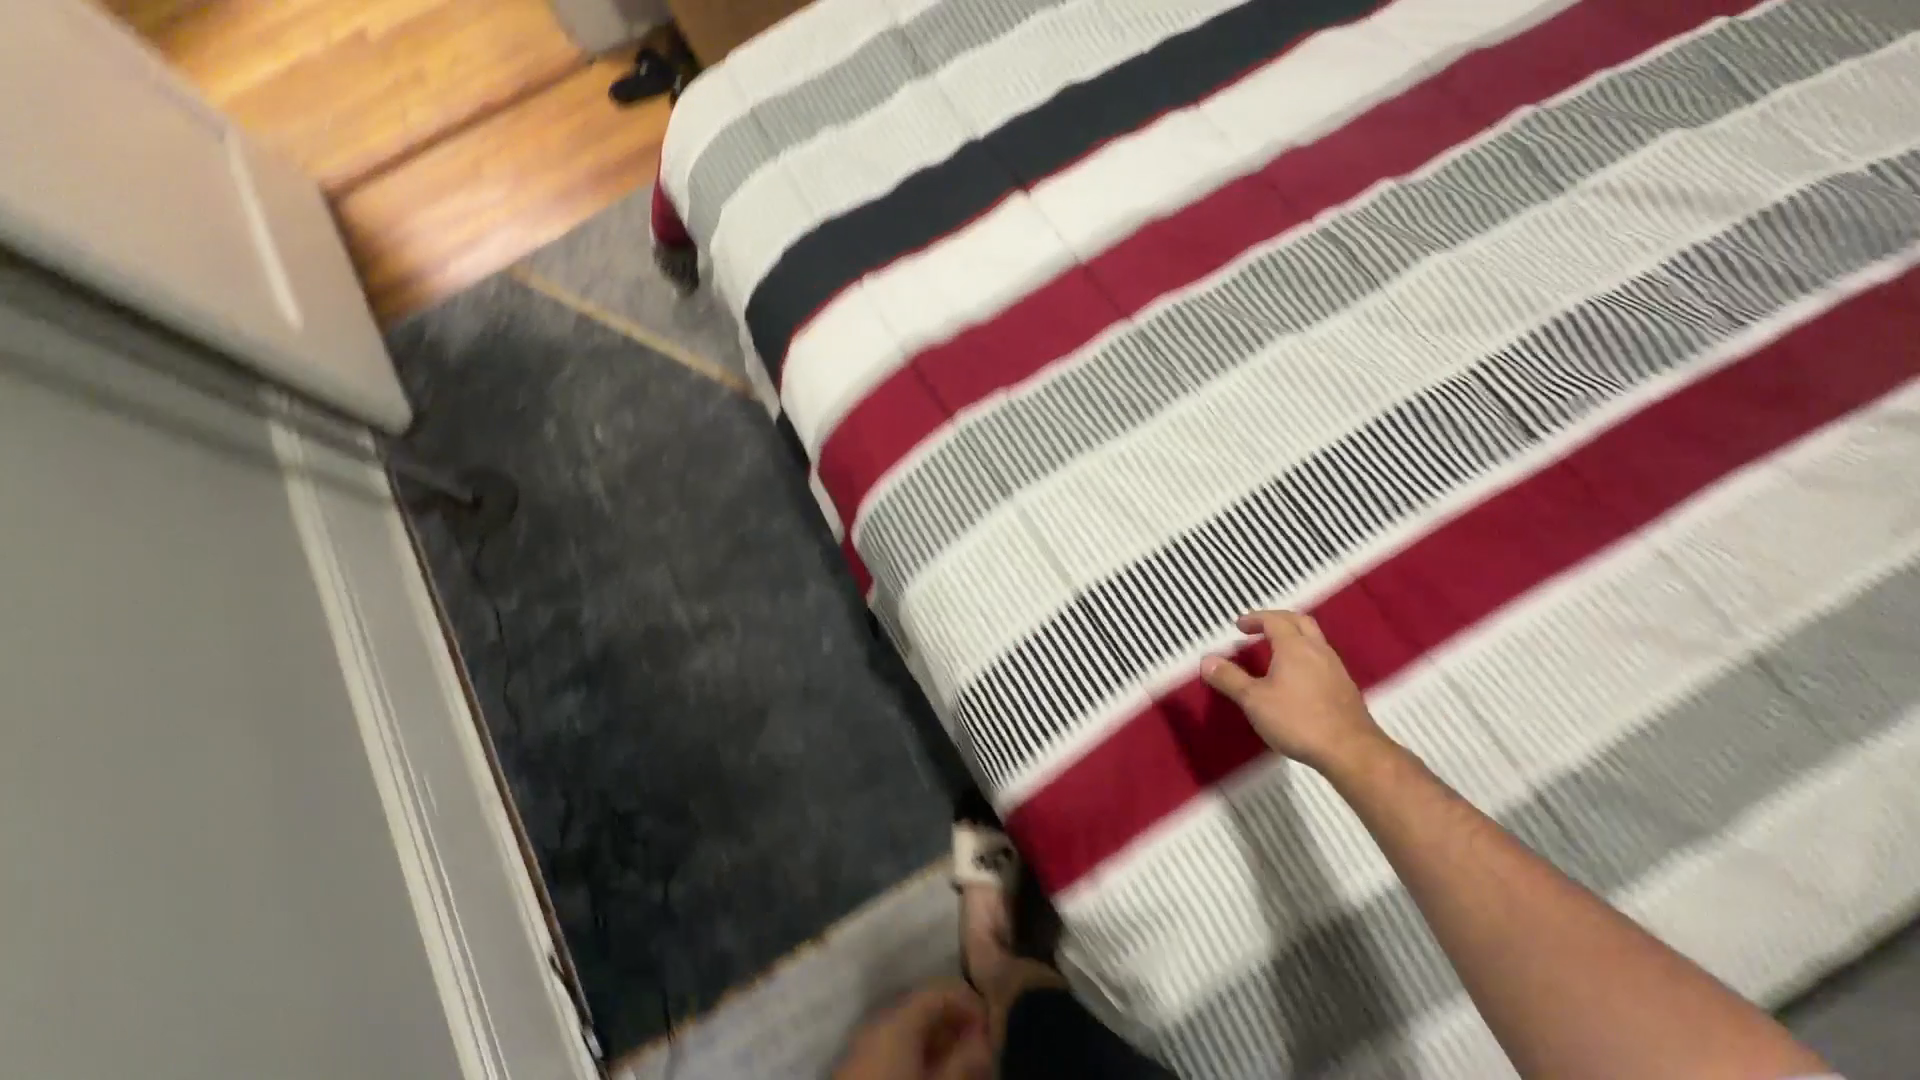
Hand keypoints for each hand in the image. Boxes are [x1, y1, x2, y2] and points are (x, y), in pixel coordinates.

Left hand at [833, 980, 992, 1079]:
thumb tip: (986, 1041)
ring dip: (942, 1041)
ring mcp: (867, 1042)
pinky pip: (898, 1045)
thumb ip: (964, 1060)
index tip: (992, 1027)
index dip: (971, 1003)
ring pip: (913, 1028)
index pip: (941, 989)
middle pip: (927, 1007)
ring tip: (964, 1066)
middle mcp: (881, 1021)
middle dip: (958, 1024)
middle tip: (982, 1051)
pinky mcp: (861, 1064)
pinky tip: (935, 1072)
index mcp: (899, 1018)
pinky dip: (922, 1053)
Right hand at [1200, 610, 1386, 771]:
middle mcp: (1318, 650)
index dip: (1256, 619)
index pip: (1275, 620)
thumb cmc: (1297, 720)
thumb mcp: (1254, 701)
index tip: (1239, 625)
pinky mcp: (1344, 687)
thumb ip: (1230, 679)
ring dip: (1294, 637)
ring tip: (1276, 651)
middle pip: (1300, 622)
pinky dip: (1306, 656)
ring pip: (1315, 640)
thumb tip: (1206, 660)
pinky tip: (1297, 677)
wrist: (1350, 749)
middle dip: (1278, 620)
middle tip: (1260, 629)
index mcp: (1294, 647)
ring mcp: (1335, 668)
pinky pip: (1322, 659)